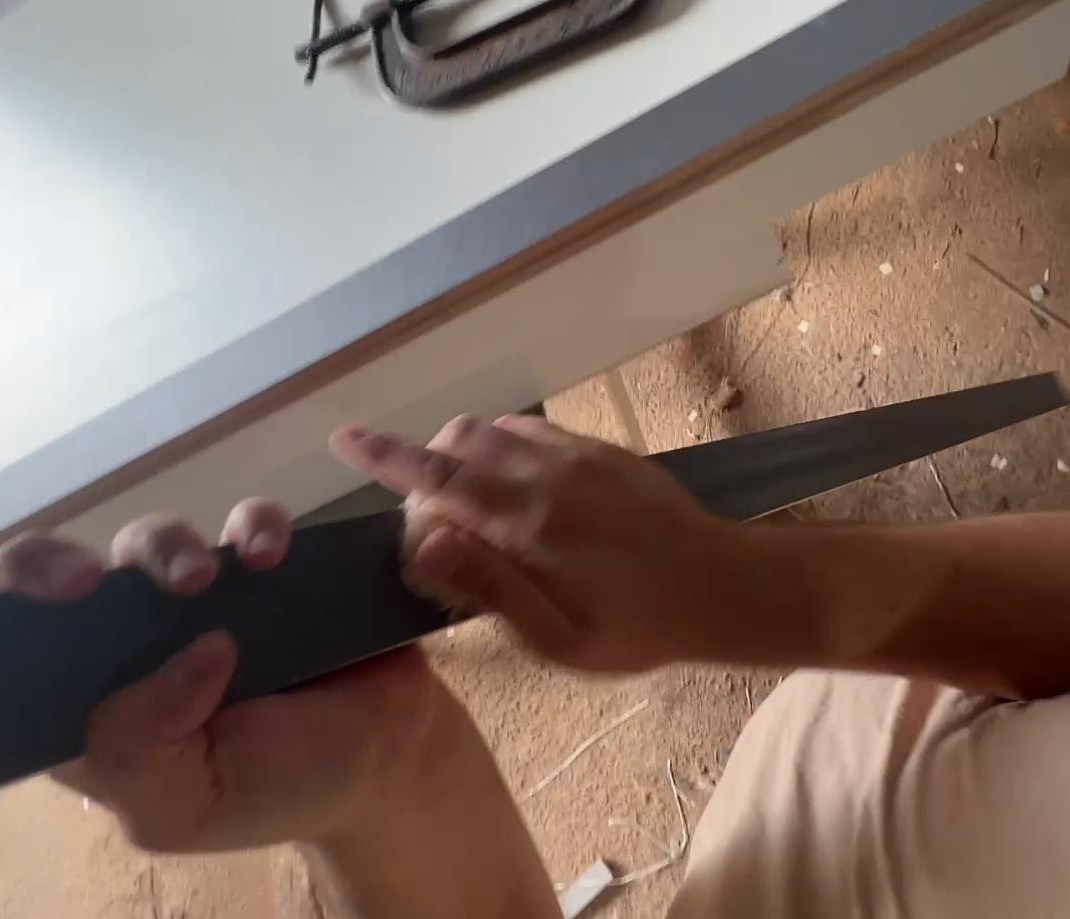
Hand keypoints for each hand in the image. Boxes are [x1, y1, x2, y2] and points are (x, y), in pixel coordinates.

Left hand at [0, 501, 464, 853]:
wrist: (387, 752)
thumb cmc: (281, 784)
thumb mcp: (186, 802)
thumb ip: (141, 749)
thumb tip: (182, 652)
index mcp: (93, 708)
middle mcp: (137, 643)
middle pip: (58, 579)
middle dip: (44, 569)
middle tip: (76, 589)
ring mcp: (209, 599)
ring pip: (149, 541)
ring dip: (162, 546)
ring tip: (205, 577)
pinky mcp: (275, 569)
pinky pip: (251, 523)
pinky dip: (255, 525)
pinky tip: (269, 552)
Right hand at [330, 413, 752, 672]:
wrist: (723, 584)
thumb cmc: (640, 627)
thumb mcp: (561, 640)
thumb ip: (491, 589)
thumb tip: (427, 541)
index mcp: (531, 527)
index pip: (440, 480)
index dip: (386, 457)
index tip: (345, 438)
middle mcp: (550, 478)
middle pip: (461, 441)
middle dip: (428, 462)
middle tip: (437, 513)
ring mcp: (582, 456)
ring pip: (498, 428)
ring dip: (469, 452)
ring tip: (480, 500)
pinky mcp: (606, 450)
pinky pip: (539, 430)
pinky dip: (511, 444)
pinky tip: (526, 484)